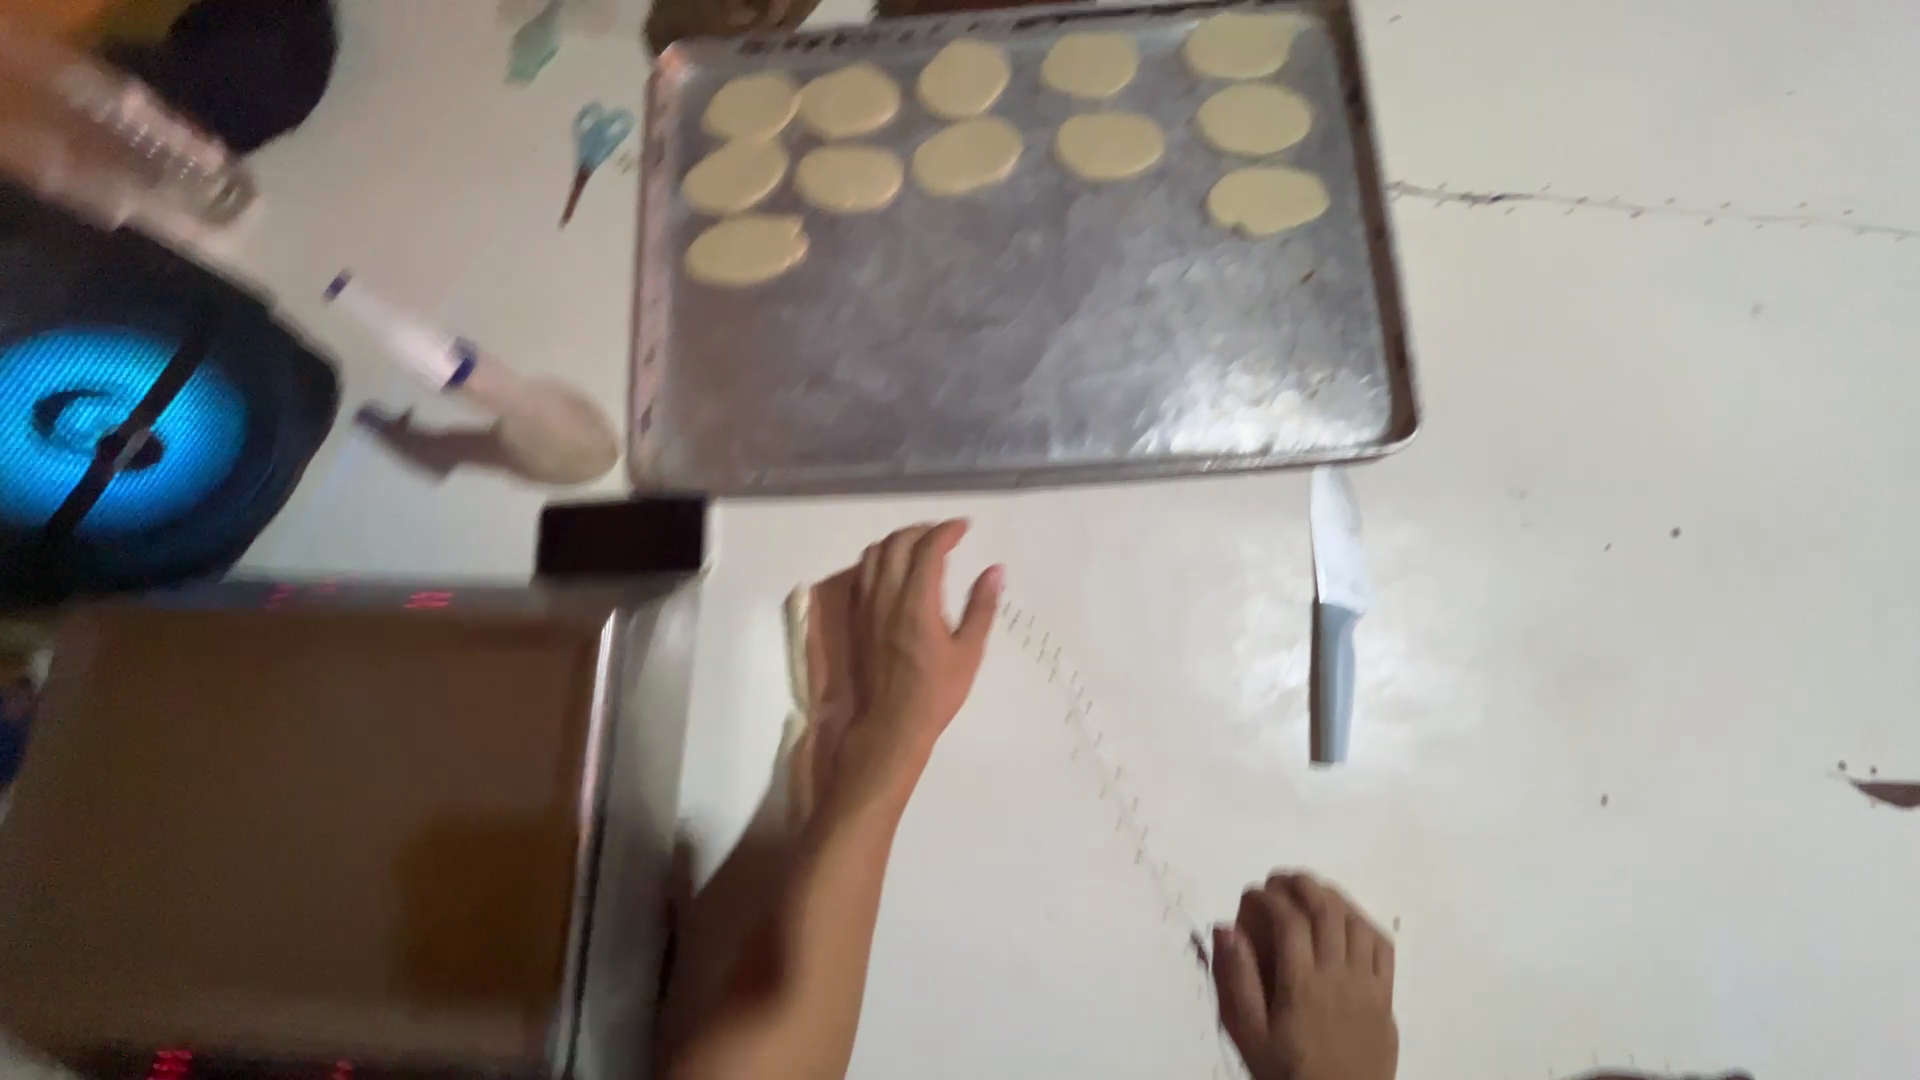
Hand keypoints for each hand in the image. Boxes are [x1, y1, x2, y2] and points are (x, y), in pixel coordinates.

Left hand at [827, 520, 1002, 810]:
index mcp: (917, 603)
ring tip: (920, 545)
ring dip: (898, 540)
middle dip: (923, 529)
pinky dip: (880, 559)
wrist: (891, 725)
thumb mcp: (969, 652)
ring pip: (875, 554)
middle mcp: (887, 597)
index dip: (947, 530)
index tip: (965, 527)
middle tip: (945, 534)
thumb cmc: (936, 693)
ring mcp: (867, 606)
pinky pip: (863, 573)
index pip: (929, 548)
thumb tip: (995, 570)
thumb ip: (981, 606)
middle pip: (898, 542)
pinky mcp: (858, 618)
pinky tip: (896, 569)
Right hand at [1211, 872, 1397, 1079]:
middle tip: (1279, 879)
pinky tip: (1345, 921)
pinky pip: (1382, 948)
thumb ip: (1236, 980)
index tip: (1252, 892)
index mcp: (1303, 986)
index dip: (1269, 897)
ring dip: (1333, 898)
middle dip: (1301, 885)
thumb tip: (1225, 927)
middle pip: (1327, 912)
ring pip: (1357, 923)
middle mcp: (1339, 979)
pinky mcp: (1386, 1001)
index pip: (1289, 921)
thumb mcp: (1249, 1035)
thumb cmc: (1288, 1076)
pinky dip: (1362, 923)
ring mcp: (1369, 989)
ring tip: (1310, 891)